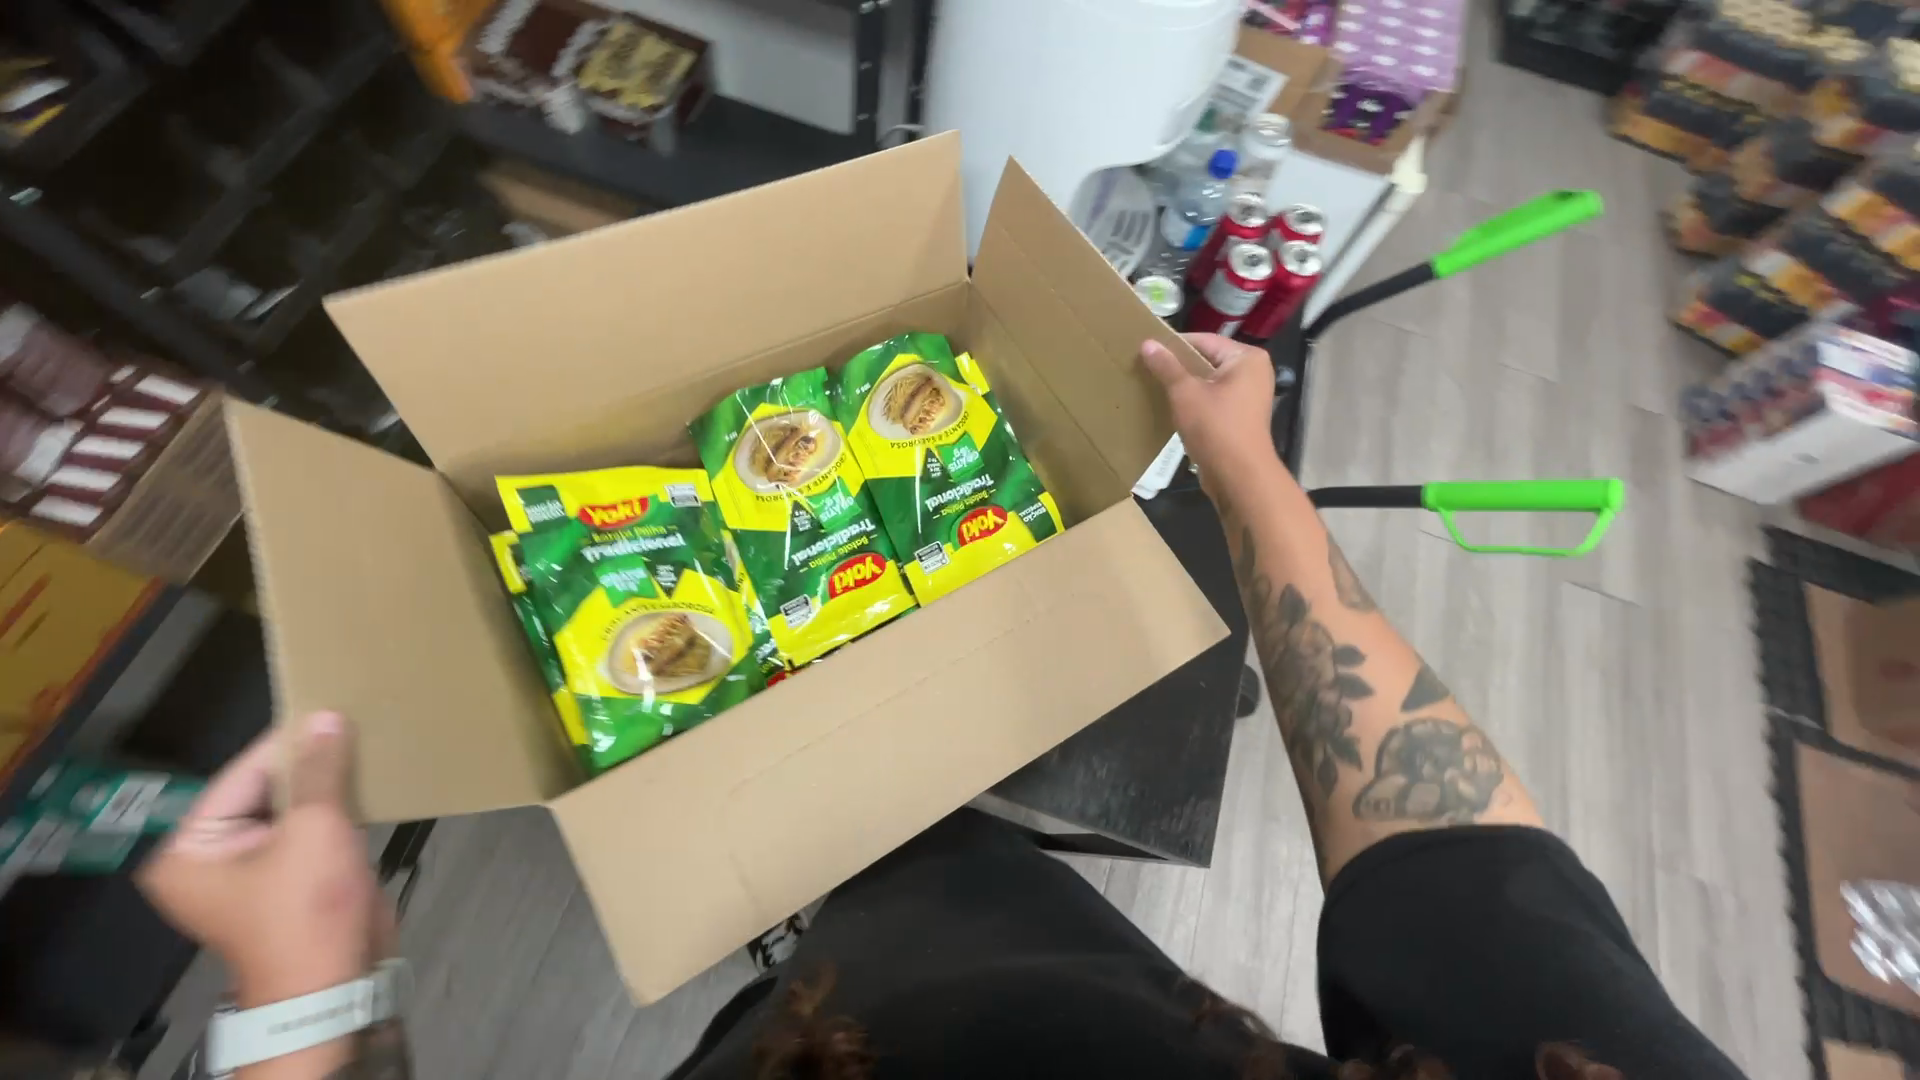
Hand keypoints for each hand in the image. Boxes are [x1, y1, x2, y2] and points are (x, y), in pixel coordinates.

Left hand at [138, 712, 391, 1007]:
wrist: (336, 976)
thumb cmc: (308, 904)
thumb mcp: (315, 828)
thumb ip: (320, 771)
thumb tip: (327, 717)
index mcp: (191, 849)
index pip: (241, 777)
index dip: (287, 743)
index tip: (331, 706)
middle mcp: (212, 857)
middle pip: (265, 791)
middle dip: (311, 763)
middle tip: (354, 721)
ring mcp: (254, 869)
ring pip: (293, 809)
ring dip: (329, 783)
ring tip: (367, 744)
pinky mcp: (293, 876)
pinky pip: (311, 829)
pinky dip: (338, 807)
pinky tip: (369, 782)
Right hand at [1140, 333, 1282, 496]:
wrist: (1238, 475)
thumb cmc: (1215, 427)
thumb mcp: (1185, 393)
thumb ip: (1167, 367)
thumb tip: (1147, 344)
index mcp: (1246, 358)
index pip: (1204, 340)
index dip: (1174, 345)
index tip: (1147, 349)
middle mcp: (1253, 373)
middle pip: (1207, 360)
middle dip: (1178, 366)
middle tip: (1147, 367)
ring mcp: (1249, 396)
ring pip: (1208, 382)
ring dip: (1184, 386)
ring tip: (1154, 386)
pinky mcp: (1240, 417)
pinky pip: (1212, 400)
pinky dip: (1193, 402)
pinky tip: (1170, 407)